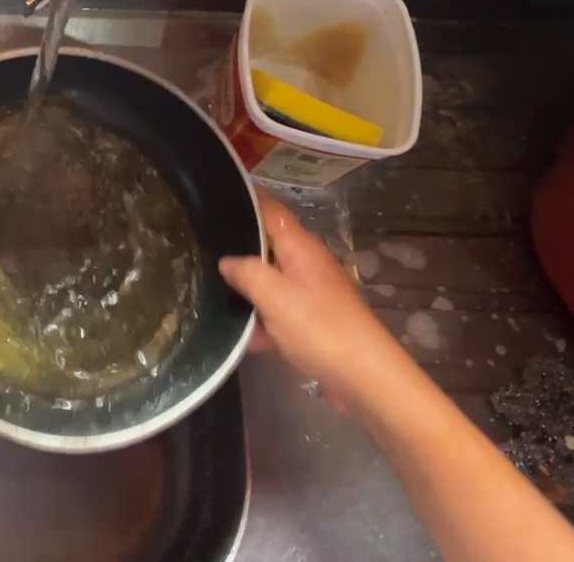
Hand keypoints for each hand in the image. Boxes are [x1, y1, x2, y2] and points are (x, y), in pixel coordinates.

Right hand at [219, 196, 421, 421]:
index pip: (271, 209)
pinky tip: (250, 340)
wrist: (369, 381)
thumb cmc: (321, 330)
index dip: (247, 197)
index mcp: (301, 248)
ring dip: (250, 294)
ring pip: (271, 282)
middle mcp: (308, 264)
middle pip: (267, 246)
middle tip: (203, 251)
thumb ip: (246, 272)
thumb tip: (227, 262)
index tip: (217, 192)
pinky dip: (265, 321)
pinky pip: (281, 311)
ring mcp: (314, 293)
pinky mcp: (316, 321)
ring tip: (219, 302)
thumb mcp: (274, 296)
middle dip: (239, 251)